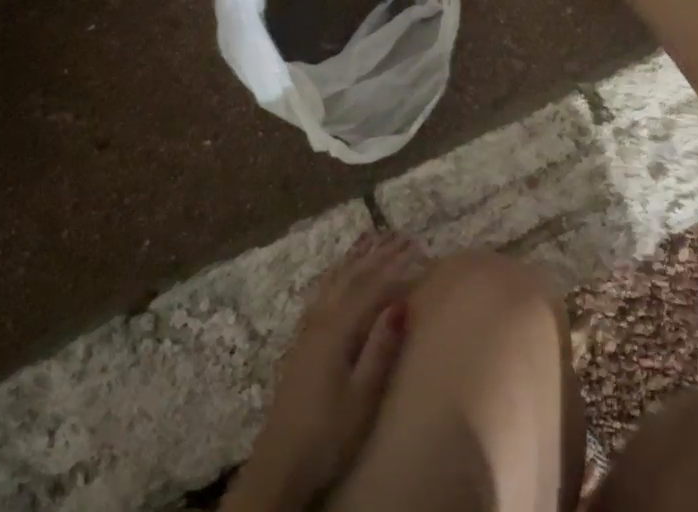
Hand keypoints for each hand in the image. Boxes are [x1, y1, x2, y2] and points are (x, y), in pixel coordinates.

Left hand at [232, 232, 427, 508]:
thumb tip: (401, 303)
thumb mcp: (362, 396)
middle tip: (400, 233)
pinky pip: (322, 293)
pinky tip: (337, 274)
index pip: (371, 288)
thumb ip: (381, 348)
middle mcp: (318, 321)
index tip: (418, 246)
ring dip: (354, 259)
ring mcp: (306, 331)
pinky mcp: (301, 344)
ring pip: (333, 282)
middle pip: (351, 278)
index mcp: (335, 331)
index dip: (395, 266)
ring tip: (371, 237)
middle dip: (377, 254)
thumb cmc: (328, 434)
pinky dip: (336, 275)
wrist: (280, 463)